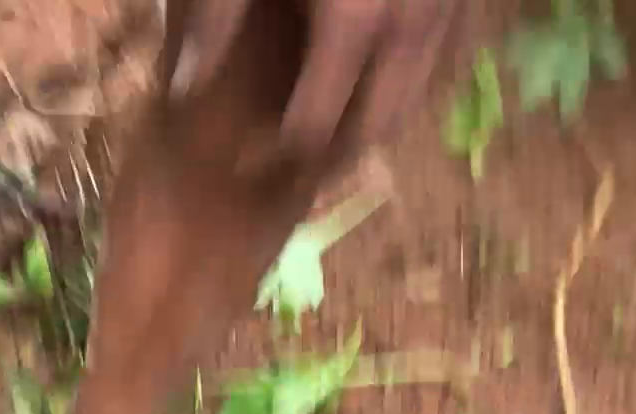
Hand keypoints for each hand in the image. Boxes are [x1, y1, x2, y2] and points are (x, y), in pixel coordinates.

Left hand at [173, 0, 458, 167]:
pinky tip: (386, 72)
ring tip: (340, 136)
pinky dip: (419, 72)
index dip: (285, 155)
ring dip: (383, 119)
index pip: (319, 122)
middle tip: (301, 172)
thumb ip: (216, 19)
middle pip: (380, 122)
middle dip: (340, 156)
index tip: (257, 167)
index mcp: (357, 20)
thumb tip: (182, 90)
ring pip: (424, 90)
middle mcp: (414, 19)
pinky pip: (453, 44)